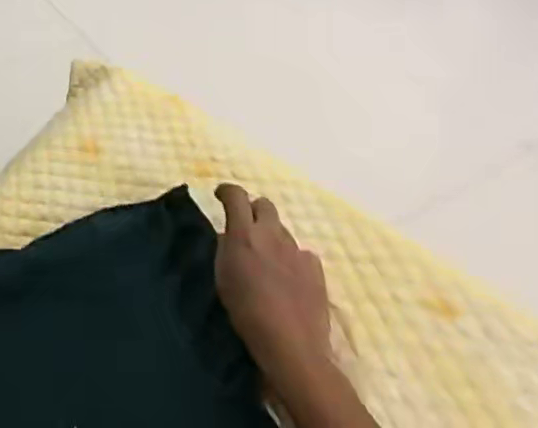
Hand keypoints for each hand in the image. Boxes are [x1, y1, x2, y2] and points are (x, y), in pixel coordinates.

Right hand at [213, 184, 330, 383]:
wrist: (292, 346)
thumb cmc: (247, 312)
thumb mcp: (222, 277)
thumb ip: (226, 249)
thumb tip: (230, 236)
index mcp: (245, 233)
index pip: (236, 195)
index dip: (227, 191)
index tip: (220, 196)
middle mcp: (272, 234)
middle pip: (265, 204)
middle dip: (254, 210)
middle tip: (247, 228)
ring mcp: (297, 251)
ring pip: (282, 230)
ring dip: (272, 236)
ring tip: (267, 260)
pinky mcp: (316, 270)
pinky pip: (302, 253)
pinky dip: (293, 258)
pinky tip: (289, 277)